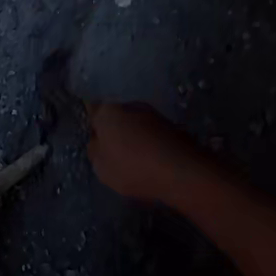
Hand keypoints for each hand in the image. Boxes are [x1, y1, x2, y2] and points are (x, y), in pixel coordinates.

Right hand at [86, 102, 211, 203]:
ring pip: (135, 122)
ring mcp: (153, 113)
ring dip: (134, 135)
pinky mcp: (171, 124)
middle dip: (114, 129)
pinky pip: (152, 132)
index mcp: (108, 112)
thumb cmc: (133, 168)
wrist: (182, 170)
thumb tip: (98, 141)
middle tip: (114, 152)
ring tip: (136, 158)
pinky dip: (150, 142)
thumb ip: (95, 151)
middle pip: (116, 115)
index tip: (96, 138)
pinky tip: (153, 159)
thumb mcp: (102, 168)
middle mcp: (130, 105)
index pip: (93, 109)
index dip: (94, 123)